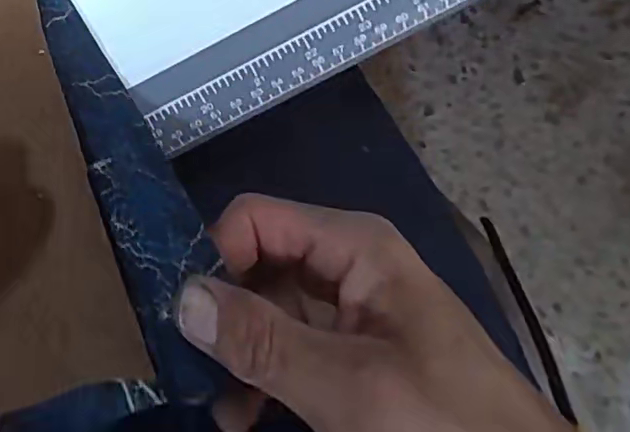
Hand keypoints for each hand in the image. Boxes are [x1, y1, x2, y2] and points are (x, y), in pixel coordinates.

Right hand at [177, 195, 568, 431]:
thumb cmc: (448, 427)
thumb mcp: (352, 389)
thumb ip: (266, 343)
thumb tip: (181, 295)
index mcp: (353, 244)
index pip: (257, 218)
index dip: (217, 257)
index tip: (187, 321)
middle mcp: (347, 262)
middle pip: (259, 262)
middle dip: (225, 313)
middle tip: (192, 373)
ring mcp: (351, 308)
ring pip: (270, 308)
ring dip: (240, 353)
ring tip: (223, 412)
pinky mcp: (356, 352)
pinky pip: (292, 346)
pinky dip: (265, 375)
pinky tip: (248, 415)